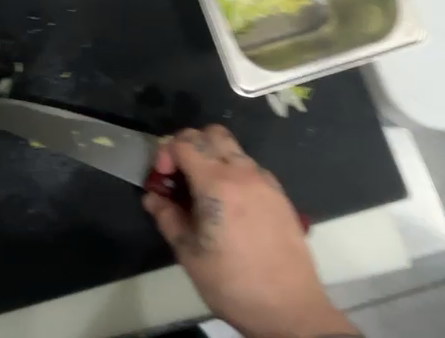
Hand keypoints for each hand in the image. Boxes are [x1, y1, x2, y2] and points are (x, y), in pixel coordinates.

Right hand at [143, 126, 354, 337]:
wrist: (291, 311)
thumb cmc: (233, 285)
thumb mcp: (189, 255)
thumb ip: (167, 218)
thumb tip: (153, 197)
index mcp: (216, 184)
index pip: (185, 142)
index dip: (166, 153)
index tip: (163, 179)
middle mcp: (243, 173)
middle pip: (211, 133)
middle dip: (189, 146)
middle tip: (181, 176)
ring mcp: (265, 182)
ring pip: (233, 149)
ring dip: (213, 158)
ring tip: (205, 192)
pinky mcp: (280, 196)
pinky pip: (251, 168)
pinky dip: (235, 173)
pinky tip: (231, 206)